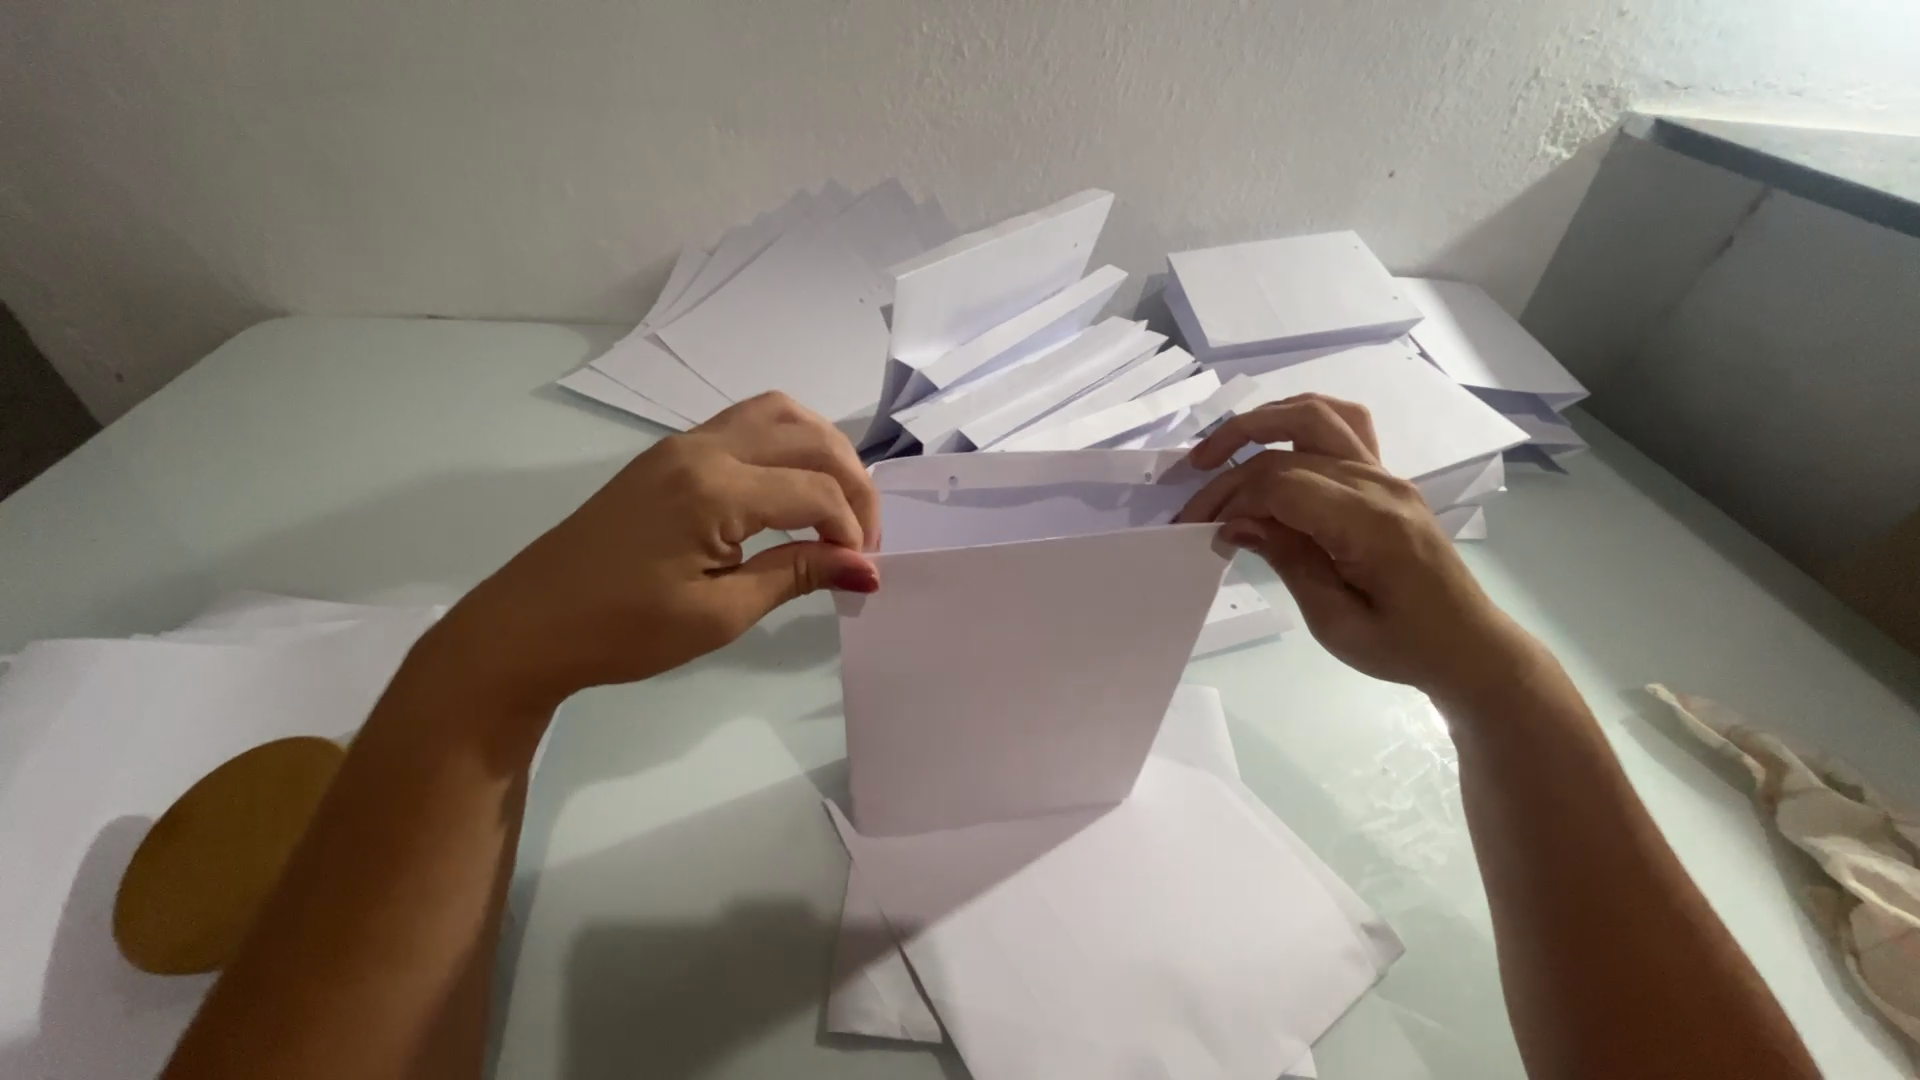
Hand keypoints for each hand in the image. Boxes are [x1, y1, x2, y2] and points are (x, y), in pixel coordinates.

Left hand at [430, 393, 881, 711]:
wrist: (529, 627)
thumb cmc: (624, 631)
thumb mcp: (721, 613)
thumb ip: (798, 576)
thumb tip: (866, 568)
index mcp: (715, 489)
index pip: (815, 491)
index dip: (852, 531)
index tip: (860, 574)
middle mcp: (702, 449)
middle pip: (809, 436)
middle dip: (853, 483)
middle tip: (862, 539)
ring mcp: (681, 444)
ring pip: (778, 413)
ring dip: (823, 449)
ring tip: (838, 503)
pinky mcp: (669, 455)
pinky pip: (745, 424)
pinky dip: (787, 444)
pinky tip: (793, 487)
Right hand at [1175, 394, 1542, 701]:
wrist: (1469, 646)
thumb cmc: (1402, 647)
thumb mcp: (1334, 621)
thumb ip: (1286, 560)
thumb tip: (1233, 524)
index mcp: (1369, 523)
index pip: (1281, 484)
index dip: (1231, 500)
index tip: (1199, 530)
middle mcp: (1379, 484)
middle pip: (1287, 451)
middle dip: (1229, 472)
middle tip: (1193, 505)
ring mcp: (1386, 475)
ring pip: (1316, 415)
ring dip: (1259, 423)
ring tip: (1217, 451)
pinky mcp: (1385, 478)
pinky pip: (1341, 425)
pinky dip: (1296, 421)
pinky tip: (1269, 439)